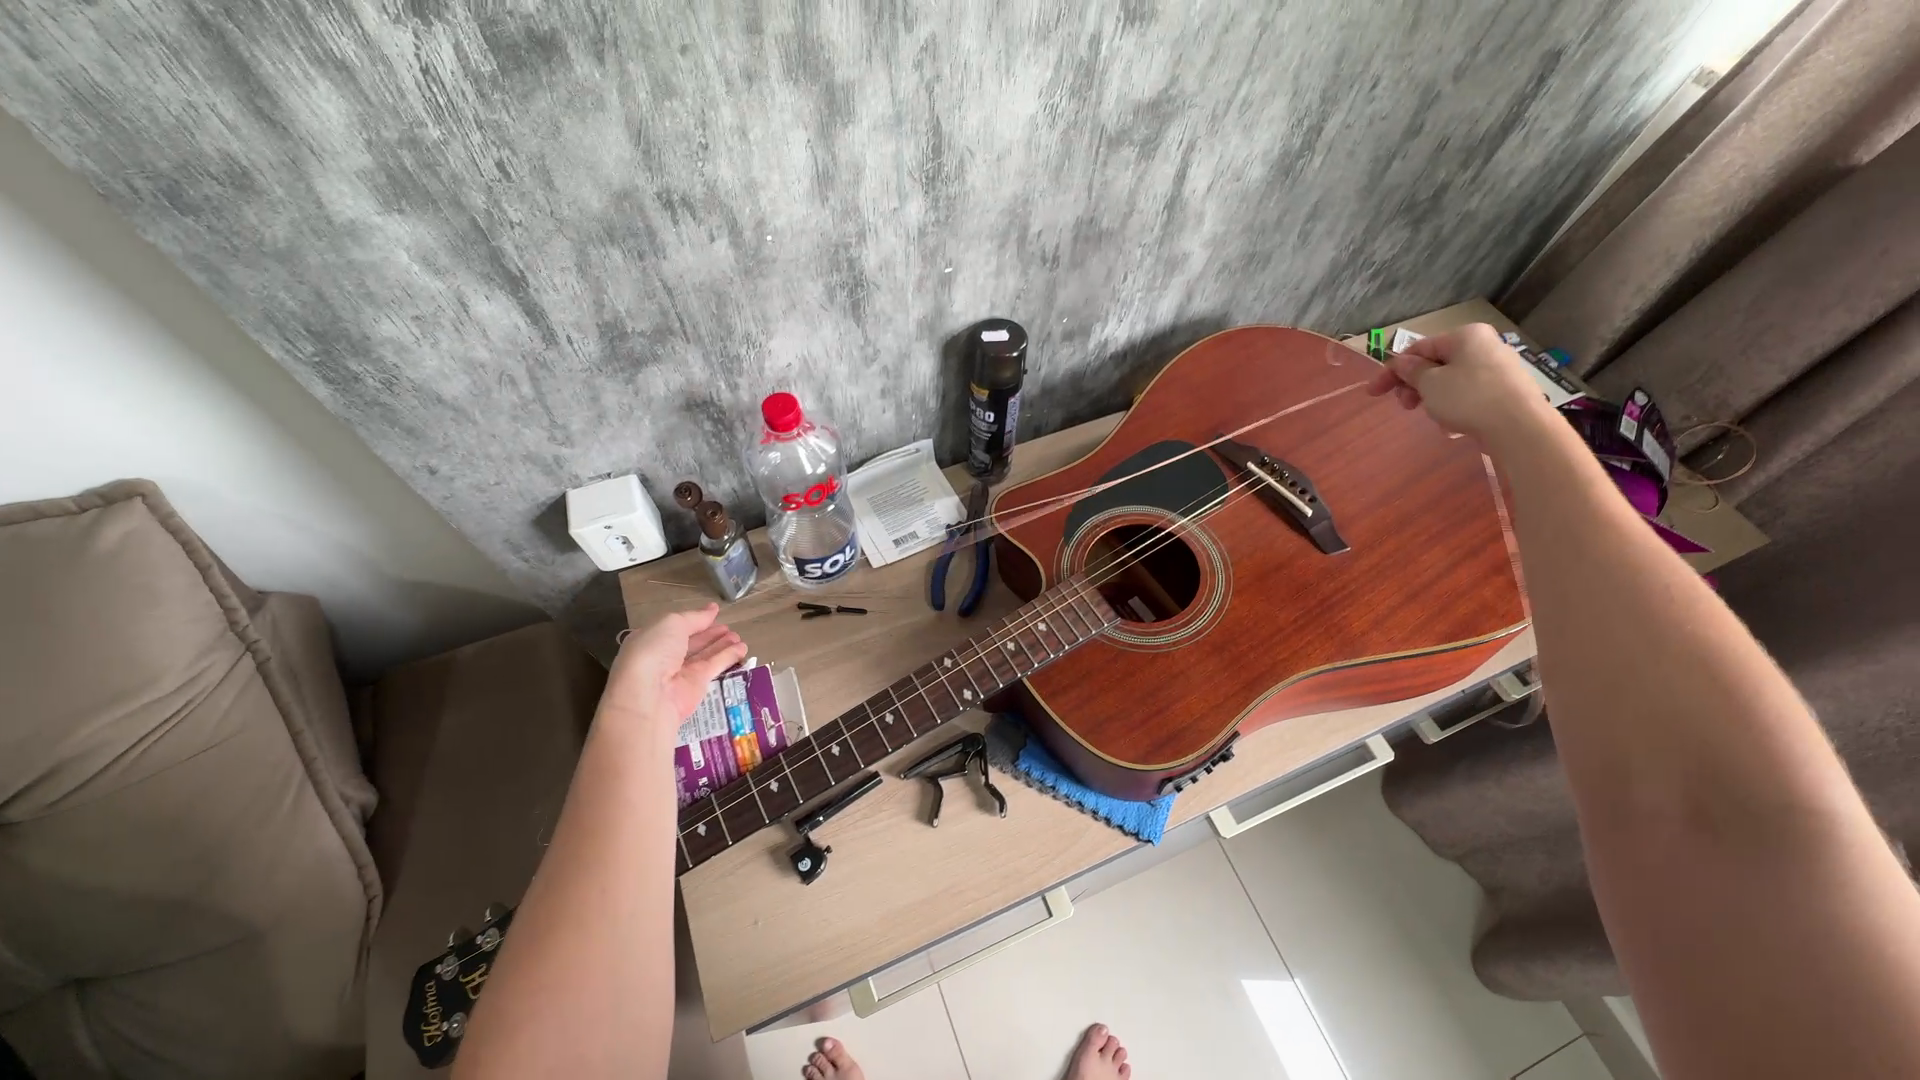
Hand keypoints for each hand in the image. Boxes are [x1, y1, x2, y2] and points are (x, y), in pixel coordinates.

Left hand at [601, 605, 748, 728]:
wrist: (649, 695)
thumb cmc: (654, 652)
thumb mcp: (672, 624)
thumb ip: (694, 618)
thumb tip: (711, 610)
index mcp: (651, 639)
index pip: (675, 628)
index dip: (695, 620)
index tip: (714, 612)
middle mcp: (664, 657)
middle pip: (691, 643)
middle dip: (709, 634)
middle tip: (727, 627)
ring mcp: (680, 673)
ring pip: (704, 656)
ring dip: (721, 645)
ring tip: (738, 636)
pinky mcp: (696, 686)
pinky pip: (714, 668)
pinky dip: (728, 658)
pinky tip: (742, 649)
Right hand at [1365, 323, 1555, 445]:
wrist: (1520, 426)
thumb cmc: (1468, 398)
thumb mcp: (1430, 383)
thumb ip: (1411, 371)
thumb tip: (1402, 363)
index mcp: (1465, 336)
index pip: (1418, 348)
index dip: (1392, 371)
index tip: (1374, 393)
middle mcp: (1484, 345)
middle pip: (1436, 364)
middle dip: (1415, 386)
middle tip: (1405, 407)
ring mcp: (1499, 368)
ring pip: (1452, 381)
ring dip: (1434, 400)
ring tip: (1435, 419)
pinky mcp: (1507, 390)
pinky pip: (1470, 395)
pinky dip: (1455, 407)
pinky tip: (1454, 426)